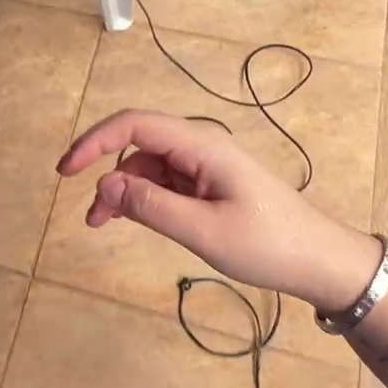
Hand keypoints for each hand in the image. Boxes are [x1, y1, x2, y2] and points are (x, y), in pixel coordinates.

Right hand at [58, 109, 379, 312]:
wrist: (320, 262)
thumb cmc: (267, 245)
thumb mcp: (204, 231)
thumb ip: (150, 206)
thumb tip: (103, 186)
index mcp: (201, 144)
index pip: (134, 124)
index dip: (95, 141)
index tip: (66, 170)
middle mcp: (199, 145)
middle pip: (137, 142)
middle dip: (104, 169)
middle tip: (85, 211)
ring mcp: (203, 164)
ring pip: (146, 165)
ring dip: (120, 189)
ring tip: (100, 225)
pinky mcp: (206, 183)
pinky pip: (162, 181)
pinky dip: (140, 198)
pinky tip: (127, 218)